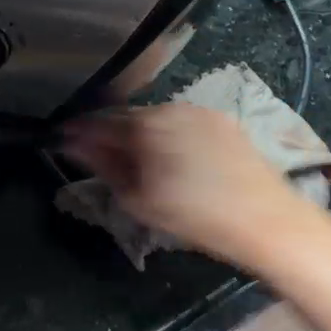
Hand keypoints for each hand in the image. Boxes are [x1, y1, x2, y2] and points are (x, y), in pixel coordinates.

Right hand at [61, 103, 329, 269]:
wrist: (269, 222)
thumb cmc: (196, 217)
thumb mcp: (138, 199)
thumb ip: (102, 165)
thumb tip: (73, 144)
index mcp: (144, 126)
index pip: (96, 123)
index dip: (75, 132)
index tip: (61, 141)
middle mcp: (169, 108)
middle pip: (125, 117)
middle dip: (108, 133)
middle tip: (98, 156)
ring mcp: (198, 111)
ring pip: (153, 119)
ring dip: (138, 134)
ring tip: (137, 162)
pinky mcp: (221, 121)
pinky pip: (180, 122)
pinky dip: (167, 135)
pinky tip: (171, 159)